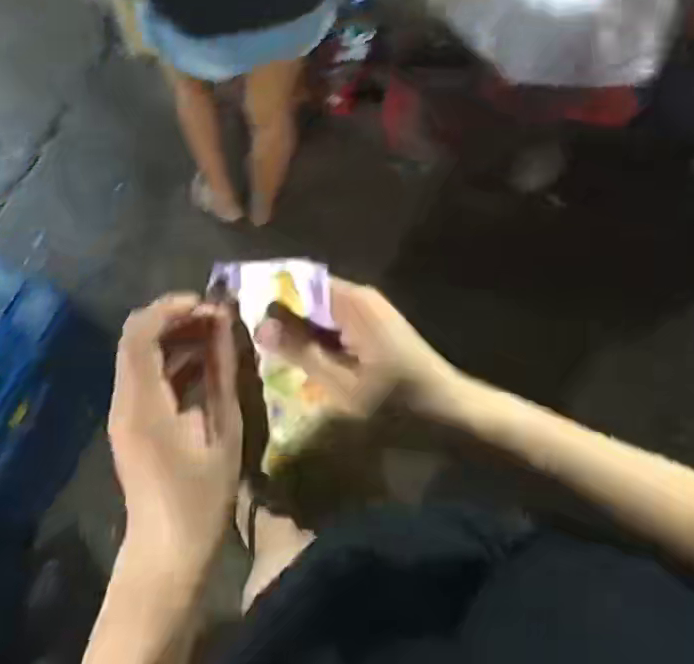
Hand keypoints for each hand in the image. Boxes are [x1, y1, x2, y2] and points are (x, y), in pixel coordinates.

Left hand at [107, 293, 242, 576]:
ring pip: (141, 352)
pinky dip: (172, 358)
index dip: (172, 307)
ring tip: (217, 332)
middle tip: (217, 316)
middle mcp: (123, 398)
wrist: (166, 553)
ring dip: (175, 336)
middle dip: (176, 317)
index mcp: (141, 401)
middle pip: (137, 336)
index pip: (141, 332)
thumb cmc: (200, 498)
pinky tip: (205, 360)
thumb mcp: (223, 431)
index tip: (208, 303)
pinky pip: (146, 374)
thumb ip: (222, 372)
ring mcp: (123, 409)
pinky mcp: (131, 419)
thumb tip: (224, 324)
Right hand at [255, 278, 461, 419]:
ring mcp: (367, 310)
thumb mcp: (342, 385)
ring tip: (267, 349)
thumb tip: (259, 322)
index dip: (267, 290)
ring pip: (317, 309)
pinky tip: (300, 358)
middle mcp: (358, 296)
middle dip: (278, 313)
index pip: (298, 279)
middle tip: (249, 337)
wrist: (453, 414)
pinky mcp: (372, 325)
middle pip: (306, 293)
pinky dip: (315, 336)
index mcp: (352, 301)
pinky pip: (332, 321)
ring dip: (296, 328)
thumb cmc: (399, 404)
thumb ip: (300, 350)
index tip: (239, 309)